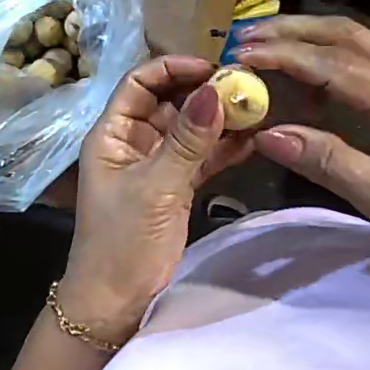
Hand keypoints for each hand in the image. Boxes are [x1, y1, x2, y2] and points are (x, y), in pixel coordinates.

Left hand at [60, 56, 254, 343]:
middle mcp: (133, 141)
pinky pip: (201, 156)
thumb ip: (186, 141)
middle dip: (203, 91)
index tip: (212, 66)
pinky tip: (253, 139)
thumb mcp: (154, 187)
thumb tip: (214, 91)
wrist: (116, 303)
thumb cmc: (121, 241)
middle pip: (169, 101)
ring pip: (189, 128)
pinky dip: (223, 148)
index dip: (172, 68)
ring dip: (218, 119)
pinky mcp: (175, 186)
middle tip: (245, 85)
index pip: (140, 82)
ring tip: (257, 108)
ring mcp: (156, 164)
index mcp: (113, 133)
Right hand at [231, 16, 369, 265]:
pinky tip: (300, 73)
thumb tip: (267, 135)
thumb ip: (328, 163)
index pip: (336, 64)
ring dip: (305, 35)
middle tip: (242, 39)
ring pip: (353, 36)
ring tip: (260, 44)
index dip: (284, 56)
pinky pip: (363, 54)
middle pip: (344, 33)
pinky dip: (323, 53)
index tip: (241, 55)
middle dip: (290, 31)